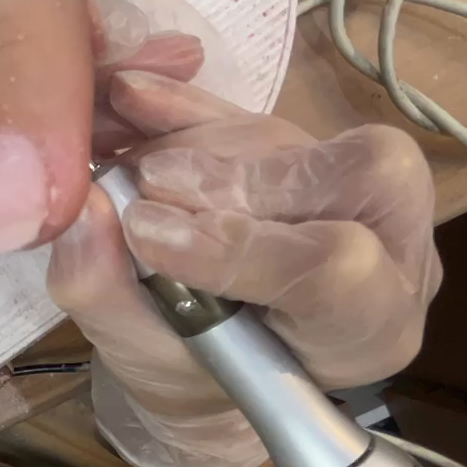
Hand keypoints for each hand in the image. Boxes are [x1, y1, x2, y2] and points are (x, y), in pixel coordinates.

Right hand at [47, 72, 441, 466]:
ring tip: (113, 163)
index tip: (143, 233)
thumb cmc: (179, 368)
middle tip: (140, 185)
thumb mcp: (134, 353)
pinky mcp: (295, 144)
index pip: (336, 267)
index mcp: (363, 329)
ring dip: (190, 141)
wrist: (195, 349)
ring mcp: (345, 187)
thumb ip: (105, 290)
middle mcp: (386, 246)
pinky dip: (179, 102)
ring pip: (293, 133)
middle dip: (229, 175)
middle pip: (357, 173)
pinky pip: (248, 108)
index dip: (237, 242)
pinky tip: (126, 98)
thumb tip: (80, 209)